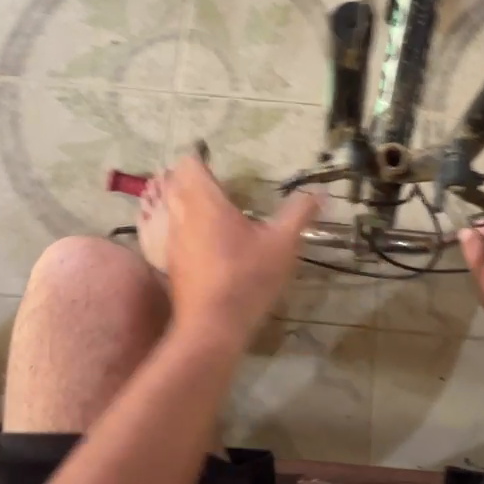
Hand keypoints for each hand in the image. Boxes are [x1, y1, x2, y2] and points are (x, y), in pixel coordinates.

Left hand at [162, 156, 319, 334]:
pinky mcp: (168, 261)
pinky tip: (192, 234)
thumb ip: (299, 213)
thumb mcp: (283, 244)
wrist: (212, 325)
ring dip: (176, 198)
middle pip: (172, 182)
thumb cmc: (248, 277)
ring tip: (198, 201)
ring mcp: (170, 239)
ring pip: (165, 206)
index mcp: (205, 201)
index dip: (198, 157)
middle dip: (185, 176)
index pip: (189, 165)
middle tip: (207, 177)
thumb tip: (319, 191)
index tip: (211, 157)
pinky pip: (164, 230)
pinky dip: (174, 223)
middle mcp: (181, 214)